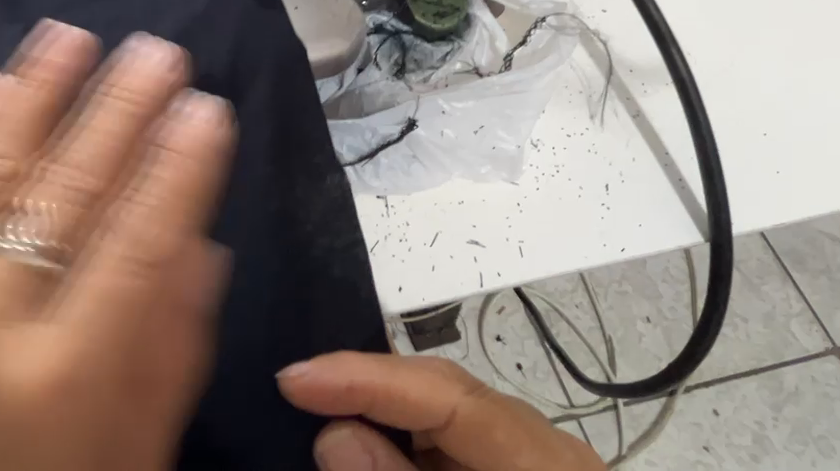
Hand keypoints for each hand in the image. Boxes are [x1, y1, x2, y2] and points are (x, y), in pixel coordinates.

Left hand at [0, 22, 237, 470]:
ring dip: (34, 92)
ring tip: (71, 36)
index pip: (139, 242)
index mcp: (69, 376)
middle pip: (66, 191)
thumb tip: (200, 240)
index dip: (178, 168)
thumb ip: (169, 349)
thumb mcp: (131, 453)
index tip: (207, 107)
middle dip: (118, 110)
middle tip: (155, 51)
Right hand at [278, 353, 605, 470]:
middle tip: (296, 385)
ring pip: (441, 416)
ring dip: (379, 415)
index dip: (367, 379)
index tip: (294, 378)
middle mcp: (545, 453)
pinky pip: (448, 446)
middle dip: (367, 387)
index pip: (450, 398)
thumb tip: (334, 436)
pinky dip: (401, 446)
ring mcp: (531, 464)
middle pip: (444, 394)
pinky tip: (363, 445)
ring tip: (315, 405)